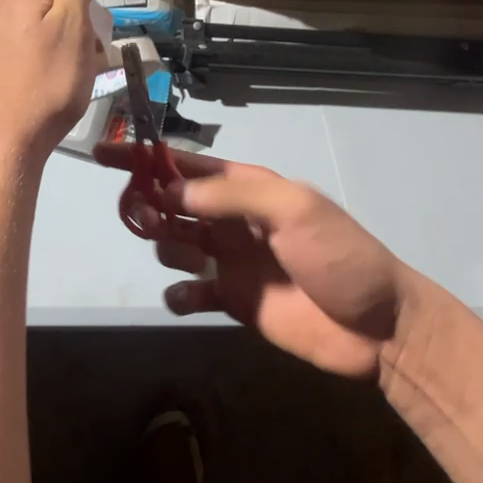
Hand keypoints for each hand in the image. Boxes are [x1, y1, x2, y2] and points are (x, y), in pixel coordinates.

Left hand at [0, 0, 105, 157]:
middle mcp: (2, 15)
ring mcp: (0, 44)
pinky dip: (55, 61)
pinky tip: (68, 84)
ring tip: (86, 67)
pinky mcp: (3, 69)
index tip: (84, 8)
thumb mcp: (72, 24)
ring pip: (43, 28)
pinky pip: (34, 52)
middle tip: (92, 42)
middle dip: (74, 16)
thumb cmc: (48, 78)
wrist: (10, 138)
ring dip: (69, 42)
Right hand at [94, 146, 407, 378]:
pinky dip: (178, 294)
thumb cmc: (338, 255)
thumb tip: (171, 190)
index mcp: (245, 188)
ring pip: (173, 243)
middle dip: (149, 205)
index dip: (143, 158)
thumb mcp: (293, 209)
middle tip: (148, 220)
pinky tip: (185, 299)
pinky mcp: (230, 300)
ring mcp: (228, 260)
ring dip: (165, 246)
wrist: (378, 328)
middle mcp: (229, 219)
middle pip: (169, 202)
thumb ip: (230, 195)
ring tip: (184, 259)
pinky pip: (188, 292)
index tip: (104, 154)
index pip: (183, 165)